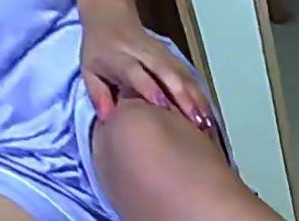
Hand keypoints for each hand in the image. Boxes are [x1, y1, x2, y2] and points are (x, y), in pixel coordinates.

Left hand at [78, 0, 214, 130]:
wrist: (110, 19)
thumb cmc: (100, 54)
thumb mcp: (89, 72)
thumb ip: (98, 94)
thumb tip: (108, 118)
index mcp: (118, 56)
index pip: (136, 71)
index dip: (149, 87)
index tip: (163, 106)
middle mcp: (142, 52)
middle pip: (166, 72)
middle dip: (182, 96)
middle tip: (195, 121)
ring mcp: (160, 53)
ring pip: (181, 74)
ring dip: (196, 98)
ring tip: (207, 123)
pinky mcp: (173, 57)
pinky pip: (190, 76)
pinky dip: (200, 96)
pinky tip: (209, 115)